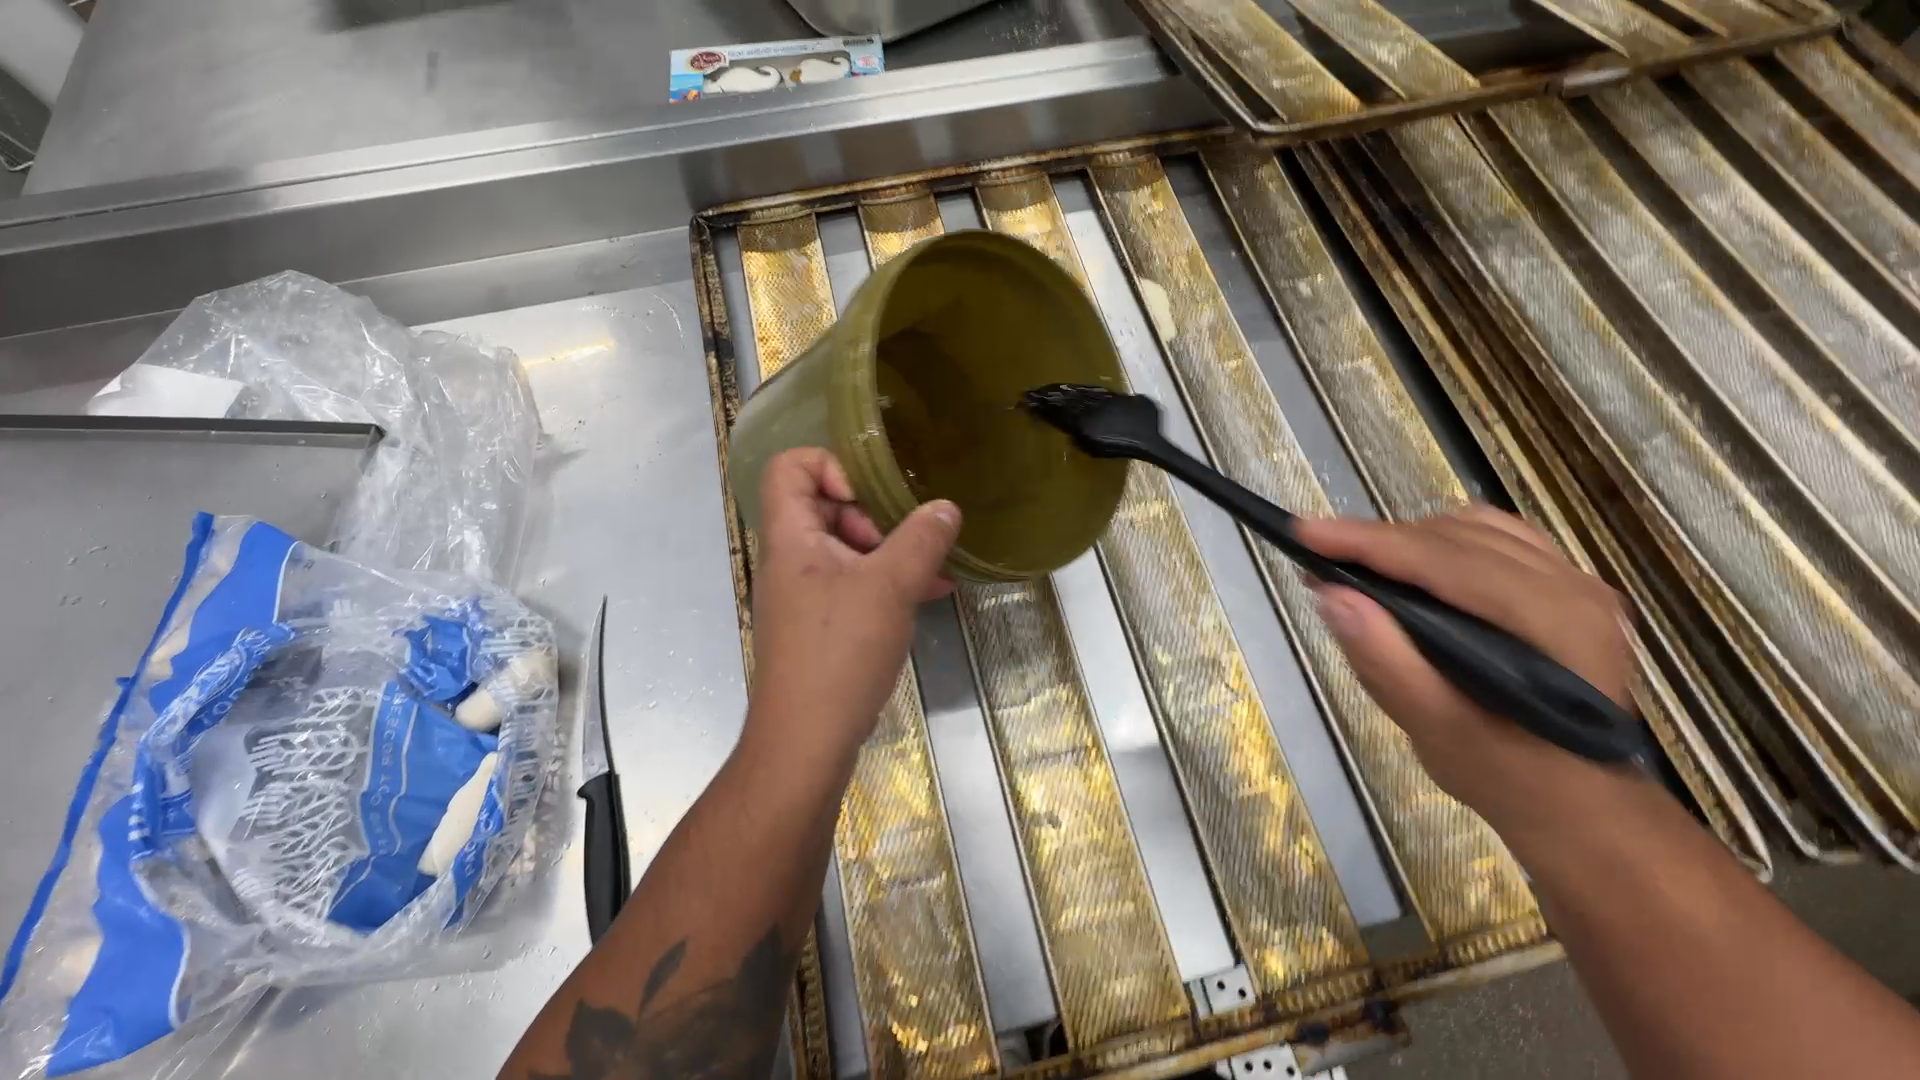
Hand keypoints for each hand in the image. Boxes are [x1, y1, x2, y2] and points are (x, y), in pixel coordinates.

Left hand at [747, 448, 959, 752]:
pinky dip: (888, 582)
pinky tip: (931, 595)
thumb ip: (921, 540)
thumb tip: (946, 507)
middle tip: (905, 540)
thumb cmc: (840, 652)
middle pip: (825, 504)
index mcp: (791, 537)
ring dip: (891, 550)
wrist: (807, 740)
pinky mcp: (822, 625)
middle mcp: (792, 559)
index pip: (791, 466)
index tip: (873, 495)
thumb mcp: (890, 587)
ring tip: (934, 568)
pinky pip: (855, 584)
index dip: (833, 465)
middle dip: (875, 514)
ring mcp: (806, 594)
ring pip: (847, 548)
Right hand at [1295, 505, 1634, 824]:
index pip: (1443, 559)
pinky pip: (1494, 540)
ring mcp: (1577, 582)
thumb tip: (1331, 595)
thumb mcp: (1437, 730)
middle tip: (1318, 564)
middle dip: (1381, 542)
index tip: (1303, 532)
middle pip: (1456, 537)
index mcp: (1553, 621)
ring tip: (1359, 569)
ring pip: (1474, 529)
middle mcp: (1573, 587)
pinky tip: (1412, 573)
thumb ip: (1386, 662)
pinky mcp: (1568, 586)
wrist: (1581, 806)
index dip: (1368, 542)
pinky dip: (1442, 546)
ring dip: (1410, 541)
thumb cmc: (1509, 777)